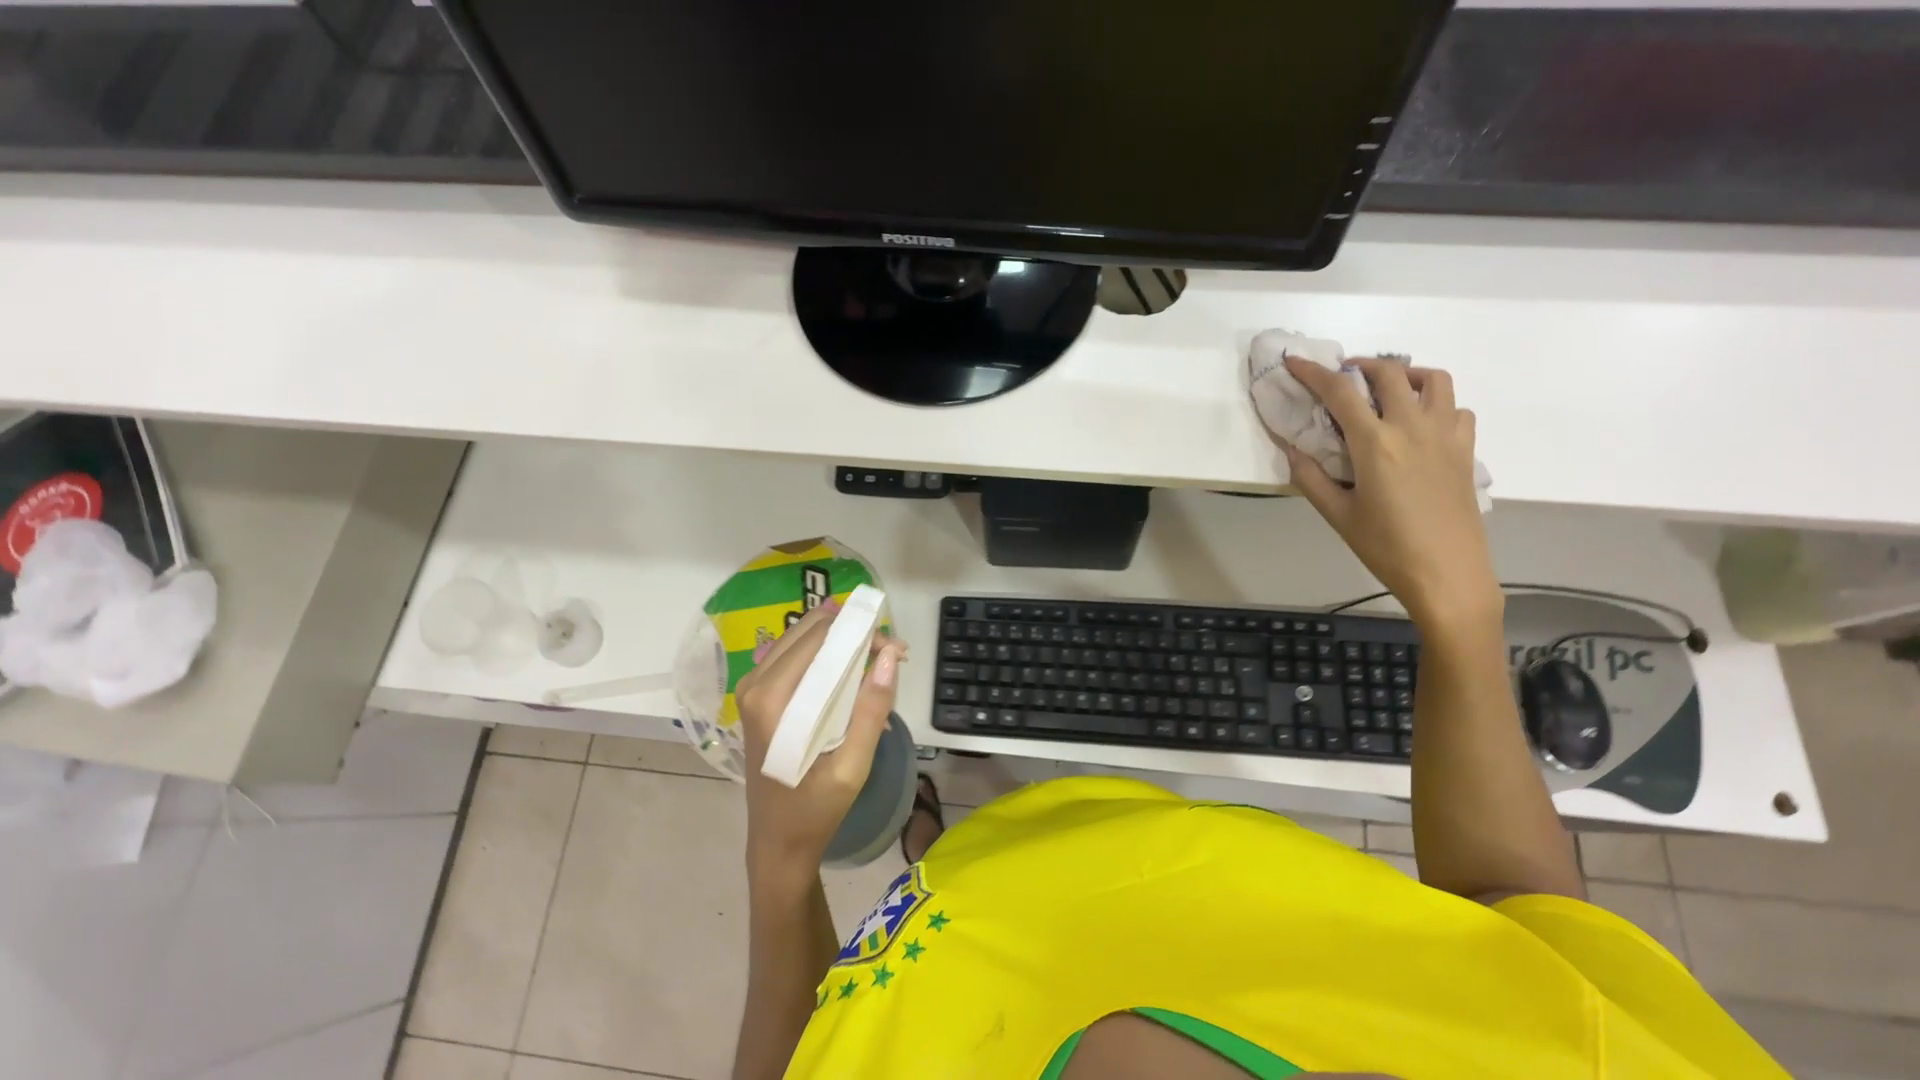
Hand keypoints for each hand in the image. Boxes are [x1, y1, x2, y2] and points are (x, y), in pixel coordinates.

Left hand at [735, 599, 907, 872]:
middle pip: (809, 631)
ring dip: (840, 642)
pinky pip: (792, 657)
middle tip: (892, 656)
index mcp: (773, 699)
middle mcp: (755, 684)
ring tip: (877, 662)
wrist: (777, 843)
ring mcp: (751, 688)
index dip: (863, 633)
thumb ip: (871, 710)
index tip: (897, 651)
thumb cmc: (815, 809)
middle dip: (854, 634)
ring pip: (800, 639)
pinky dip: (824, 655)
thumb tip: (891, 656)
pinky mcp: (756, 696)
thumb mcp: (853, 767)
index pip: (821, 638)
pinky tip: (849, 674)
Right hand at [1280, 357, 1500, 631]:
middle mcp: (1413, 427)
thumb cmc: (1387, 548)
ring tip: (1388, 389)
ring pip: (1433, 379)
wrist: (1448, 574)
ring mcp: (1446, 435)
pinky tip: (1421, 423)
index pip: (1340, 392)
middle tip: (1342, 377)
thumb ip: (1311, 478)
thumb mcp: (1338, 516)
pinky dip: (1437, 403)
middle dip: (1360, 366)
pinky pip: (1456, 408)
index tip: (1295, 362)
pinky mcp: (1466, 449)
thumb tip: (1292, 450)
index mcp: (1376, 443)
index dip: (1314, 372)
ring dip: (1406, 374)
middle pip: (1389, 372)